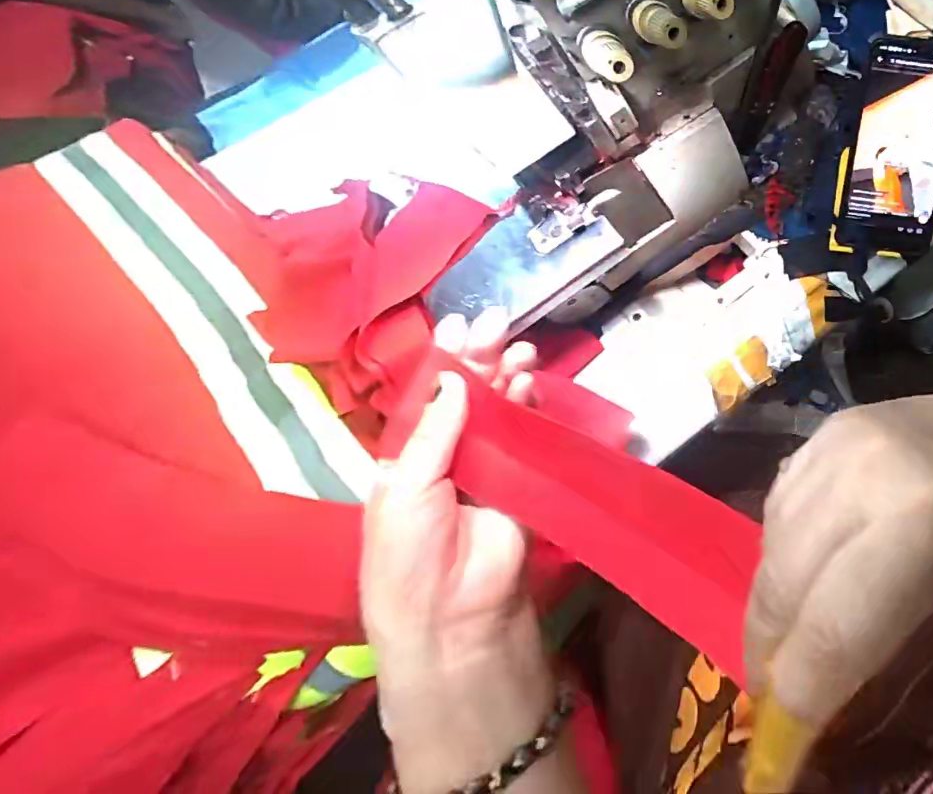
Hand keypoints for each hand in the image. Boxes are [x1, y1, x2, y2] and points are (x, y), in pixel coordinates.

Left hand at [361, 313, 556, 791]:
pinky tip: (527, 380)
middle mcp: (452, 449)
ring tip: (518, 347)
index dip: (445, 358)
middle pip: (468, 392)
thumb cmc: (408, 551)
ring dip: (508, 373)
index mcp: (412, 452)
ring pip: (500, 405)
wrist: (453, 611)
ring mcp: (490, 460)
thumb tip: (456, 378)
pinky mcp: (523, 473)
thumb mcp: (405, 486)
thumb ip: (435, 429)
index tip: (460, 321)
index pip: (430, 394)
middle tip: (496, 320)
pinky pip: (524, 431)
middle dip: (481, 354)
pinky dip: (526, 403)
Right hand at [742, 389, 932, 789]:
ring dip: (765, 605)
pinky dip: (774, 553)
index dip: (801, 694)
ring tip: (774, 645)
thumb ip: (883, 634)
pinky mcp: (819, 430)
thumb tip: (810, 698)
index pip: (838, 624)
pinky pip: (775, 506)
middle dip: (767, 653)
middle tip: (767, 703)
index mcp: (925, 518)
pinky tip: (790, 576)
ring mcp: (837, 442)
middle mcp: (868, 472)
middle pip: (788, 583)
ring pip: (771, 544)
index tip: (781, 753)